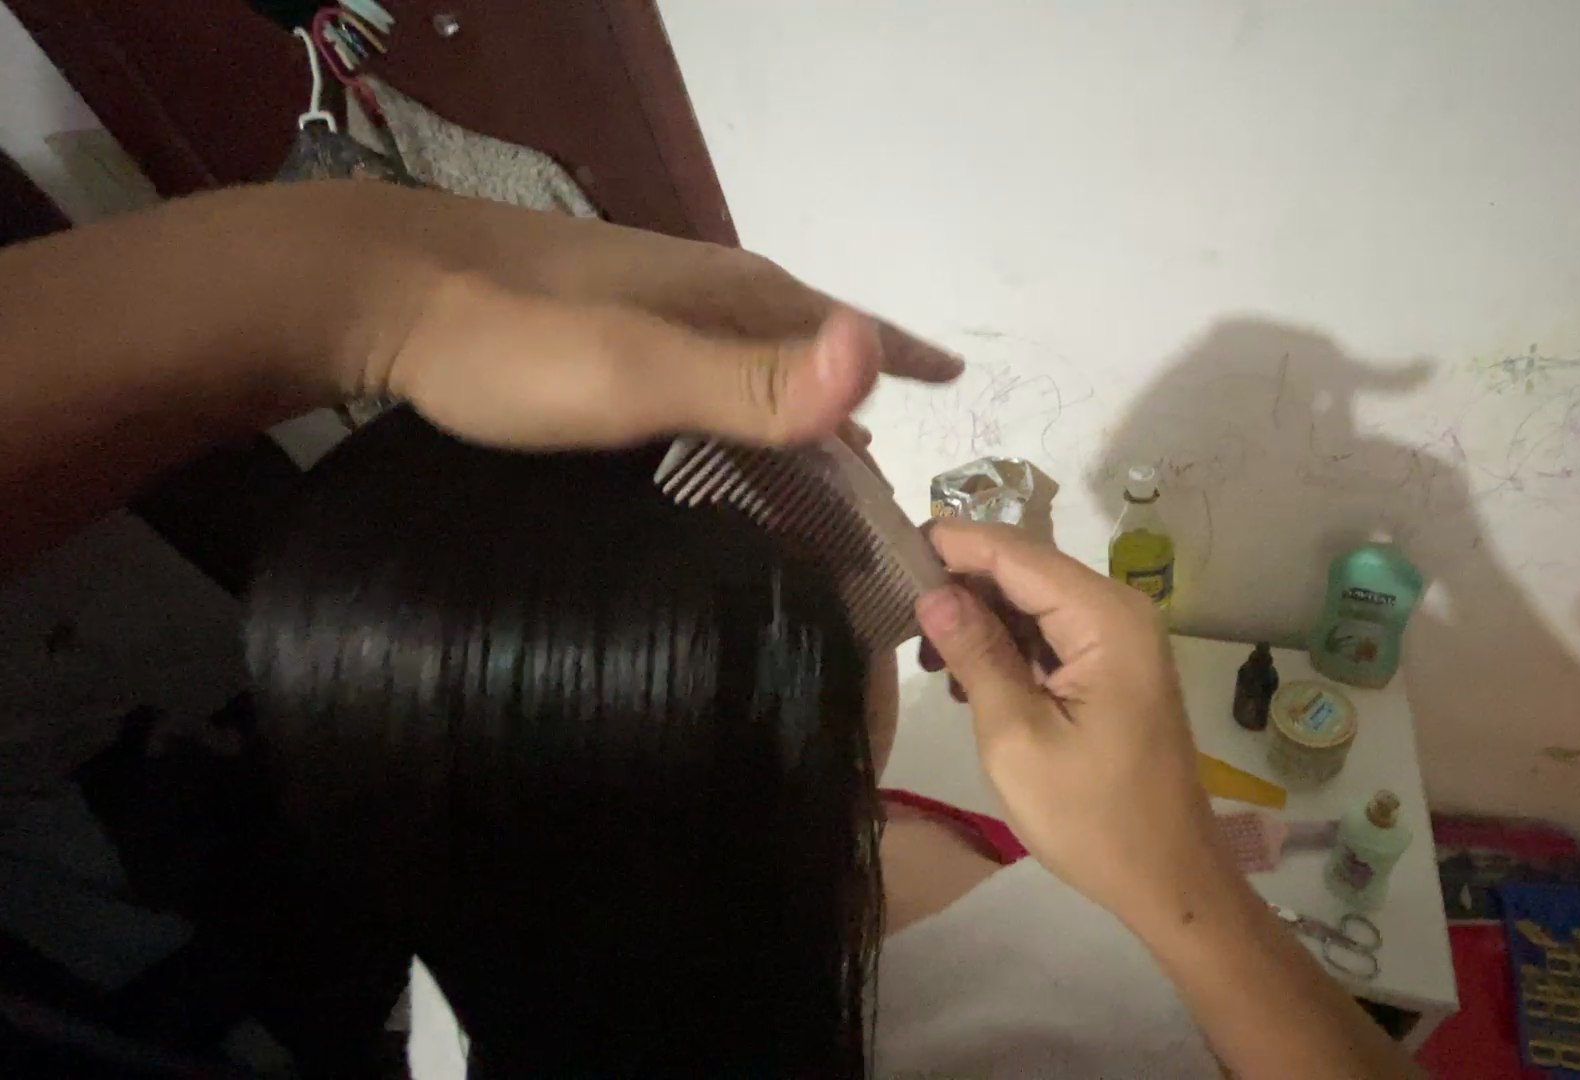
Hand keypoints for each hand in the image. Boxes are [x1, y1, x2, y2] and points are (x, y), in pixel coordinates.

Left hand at [288, 182, 962, 447]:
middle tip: (876, 473)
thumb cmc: (514, 338)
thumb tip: (873, 357)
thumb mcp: (640, 370)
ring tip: (823, 465)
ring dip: (800, 407)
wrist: (375, 289)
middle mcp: (713, 292)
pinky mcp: (622, 328)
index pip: (849, 328)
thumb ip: (753, 379)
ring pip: (763, 361)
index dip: (902, 357)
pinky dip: (747, 407)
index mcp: (739, 296)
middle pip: (811, 349)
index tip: (953, 378)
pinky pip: (716, 370)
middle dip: (853, 402)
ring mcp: (664, 306)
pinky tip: (733, 434)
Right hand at [913, 522, 1233, 930]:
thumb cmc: (1091, 817)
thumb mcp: (1016, 737)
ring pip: (1032, 598)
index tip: (891, 546)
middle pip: (1025, 569)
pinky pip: (1049, 630)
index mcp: (1104, 618)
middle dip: (962, 582)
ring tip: (927, 653)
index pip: (1016, 554)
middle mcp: (1117, 610)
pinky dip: (1006, 642)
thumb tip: (931, 591)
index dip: (953, 543)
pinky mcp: (1110, 661)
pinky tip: (966, 672)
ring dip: (979, 616)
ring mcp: (1118, 635)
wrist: (1167, 877)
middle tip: (899, 608)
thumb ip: (976, 654)